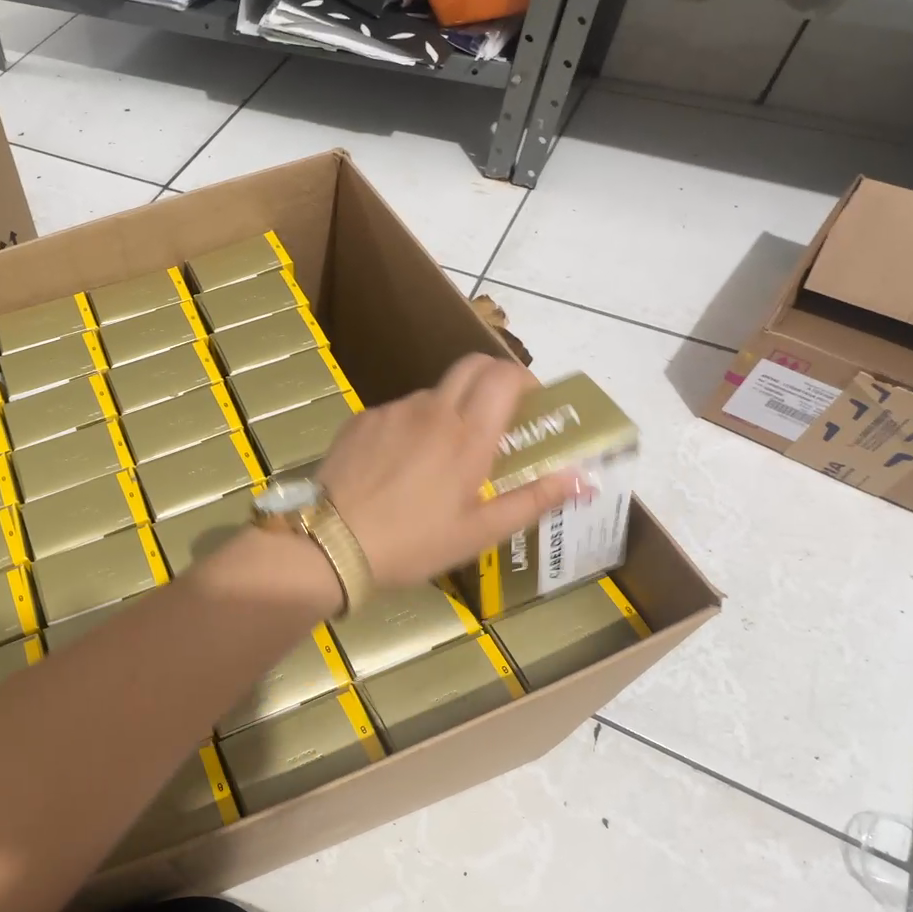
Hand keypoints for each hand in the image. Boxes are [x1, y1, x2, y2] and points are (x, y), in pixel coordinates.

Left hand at [316, 354, 583, 588]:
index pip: (504, 375)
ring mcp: (390, 412)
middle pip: (470, 367)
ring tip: (439, 458)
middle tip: (496, 417)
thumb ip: (533, 499)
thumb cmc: (412, 544)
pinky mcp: (358, 421)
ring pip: (430, 394)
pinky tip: (396, 467)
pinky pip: (394, 413)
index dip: (523, 379)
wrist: (329, 544)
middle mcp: (431, 410)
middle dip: (491, 380)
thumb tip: (584, 478)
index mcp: (468, 435)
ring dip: (446, 411)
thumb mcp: (478, 532)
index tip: (531, 402)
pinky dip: (408, 428)